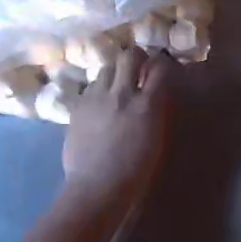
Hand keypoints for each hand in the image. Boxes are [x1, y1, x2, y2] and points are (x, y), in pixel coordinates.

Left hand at [62, 47, 172, 210]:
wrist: (97, 186)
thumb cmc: (136, 170)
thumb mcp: (156, 137)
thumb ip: (156, 110)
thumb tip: (153, 94)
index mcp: (147, 104)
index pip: (159, 67)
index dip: (162, 64)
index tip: (162, 68)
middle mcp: (121, 93)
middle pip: (129, 56)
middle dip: (136, 58)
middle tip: (139, 69)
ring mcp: (96, 97)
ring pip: (107, 67)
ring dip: (115, 72)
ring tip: (117, 85)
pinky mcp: (78, 105)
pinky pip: (91, 86)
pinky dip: (99, 88)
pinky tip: (100, 103)